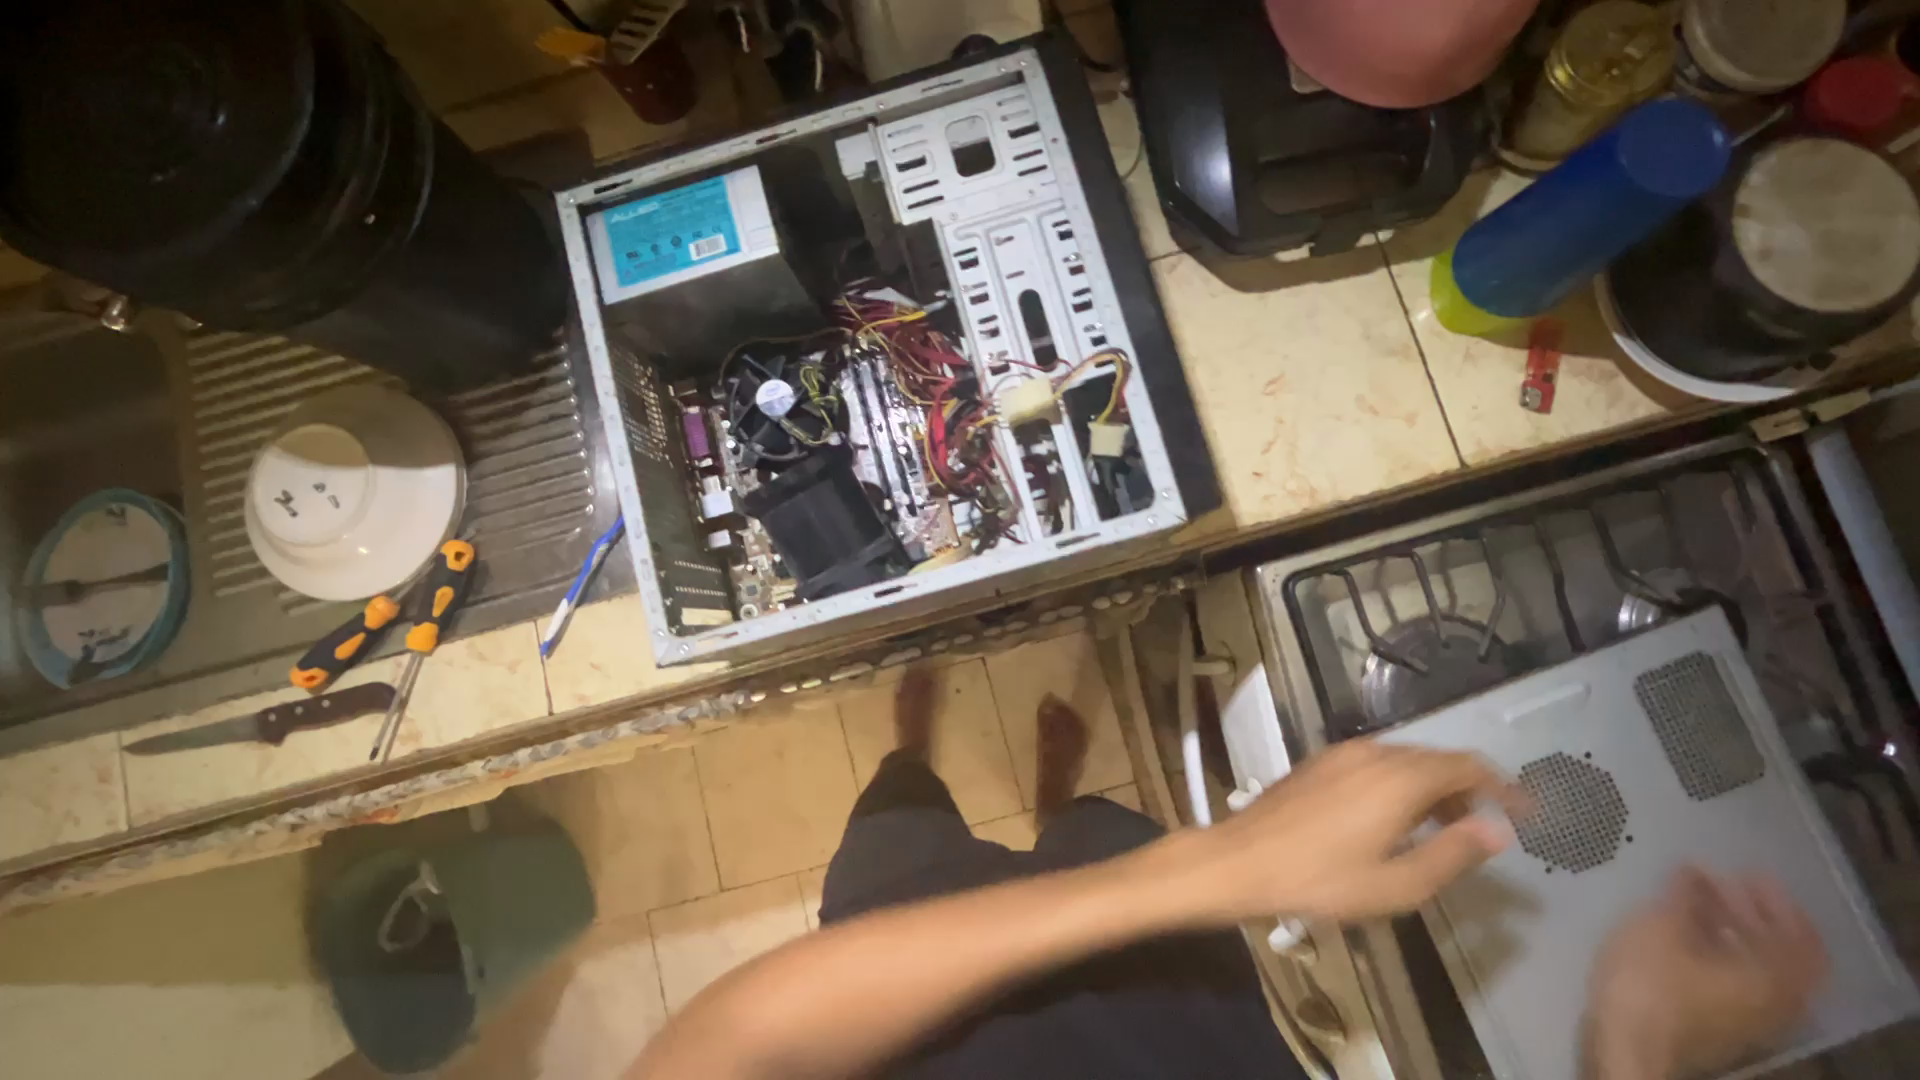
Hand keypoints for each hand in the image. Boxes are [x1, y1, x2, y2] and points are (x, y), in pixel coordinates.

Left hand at [1154, 739, 1516, 923]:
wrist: (1242, 859)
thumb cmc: (1320, 879)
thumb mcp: (1397, 884)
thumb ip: (1452, 854)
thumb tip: (1495, 831)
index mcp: (1397, 777)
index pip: (1466, 764)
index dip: (1503, 786)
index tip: (1527, 811)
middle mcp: (1371, 753)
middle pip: (1435, 759)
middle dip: (1467, 789)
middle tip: (1483, 828)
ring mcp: (1339, 755)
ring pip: (1403, 760)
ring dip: (1431, 787)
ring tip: (1442, 830)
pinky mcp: (1318, 764)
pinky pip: (1374, 764)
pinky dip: (1399, 784)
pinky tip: (1395, 819)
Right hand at [1587, 868, 1827, 1079]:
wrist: (1629, 1040)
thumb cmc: (1650, 979)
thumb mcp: (1662, 926)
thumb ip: (1684, 895)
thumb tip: (1696, 869)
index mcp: (1774, 979)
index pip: (1799, 939)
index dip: (1777, 903)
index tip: (1749, 873)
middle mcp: (1775, 1002)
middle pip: (1777, 953)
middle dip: (1749, 914)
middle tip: (1717, 882)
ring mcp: (1749, 1018)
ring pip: (1754, 968)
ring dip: (1731, 932)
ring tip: (1693, 904)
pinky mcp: (1720, 1023)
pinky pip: (1735, 980)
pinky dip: (1719, 952)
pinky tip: (1683, 936)